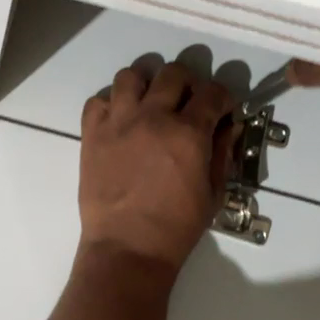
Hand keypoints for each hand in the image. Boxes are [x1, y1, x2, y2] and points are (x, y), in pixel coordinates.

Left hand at [78, 61, 236, 271]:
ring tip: (149, 103)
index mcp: (187, 132)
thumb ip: (222, 153)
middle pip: (172, 73)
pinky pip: (98, 100)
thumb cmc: (176, 227)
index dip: (223, 97)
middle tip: (188, 102)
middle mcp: (152, 117)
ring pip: (130, 76)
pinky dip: (111, 103)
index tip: (222, 108)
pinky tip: (120, 120)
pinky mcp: (91, 133)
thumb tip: (228, 127)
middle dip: (188, 83)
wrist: (127, 246)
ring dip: (145, 84)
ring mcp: (118, 122)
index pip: (212, 92)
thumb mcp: (213, 192)